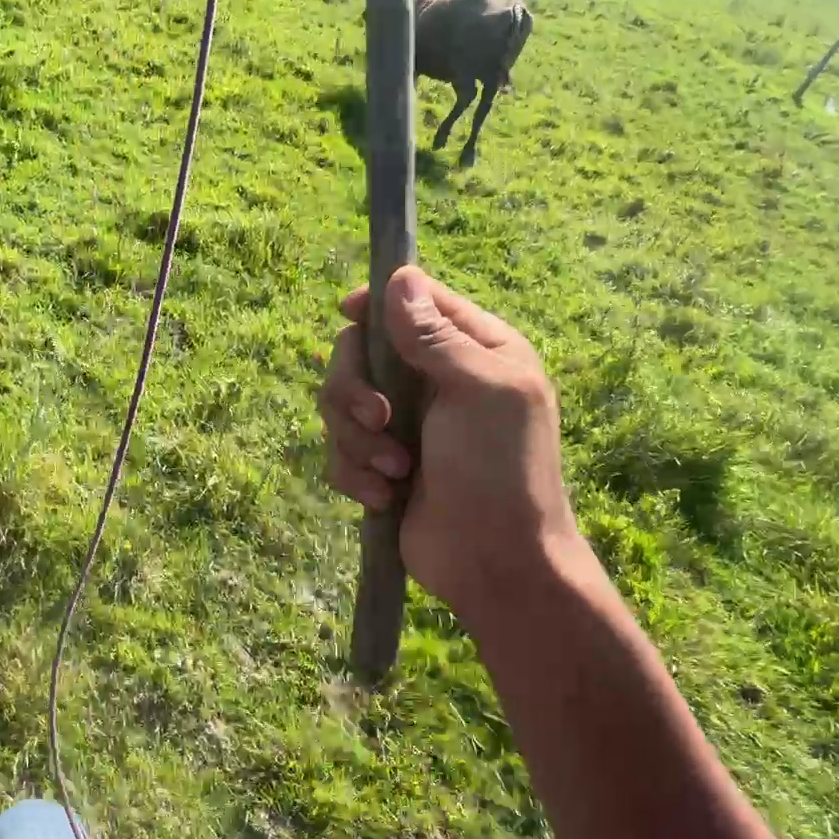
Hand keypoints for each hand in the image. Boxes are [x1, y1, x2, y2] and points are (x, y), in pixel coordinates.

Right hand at [319, 266, 580, 619]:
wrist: (492, 561)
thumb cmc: (502, 470)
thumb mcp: (480, 392)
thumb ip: (436, 337)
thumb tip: (397, 277)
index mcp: (469, 351)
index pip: (412, 304)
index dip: (375, 304)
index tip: (346, 313)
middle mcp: (430, 382)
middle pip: (356, 355)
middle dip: (354, 390)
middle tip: (380, 420)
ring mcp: (400, 425)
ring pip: (337, 406)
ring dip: (357, 441)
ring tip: (394, 471)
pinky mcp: (375, 465)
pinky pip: (336, 452)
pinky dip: (354, 474)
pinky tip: (386, 496)